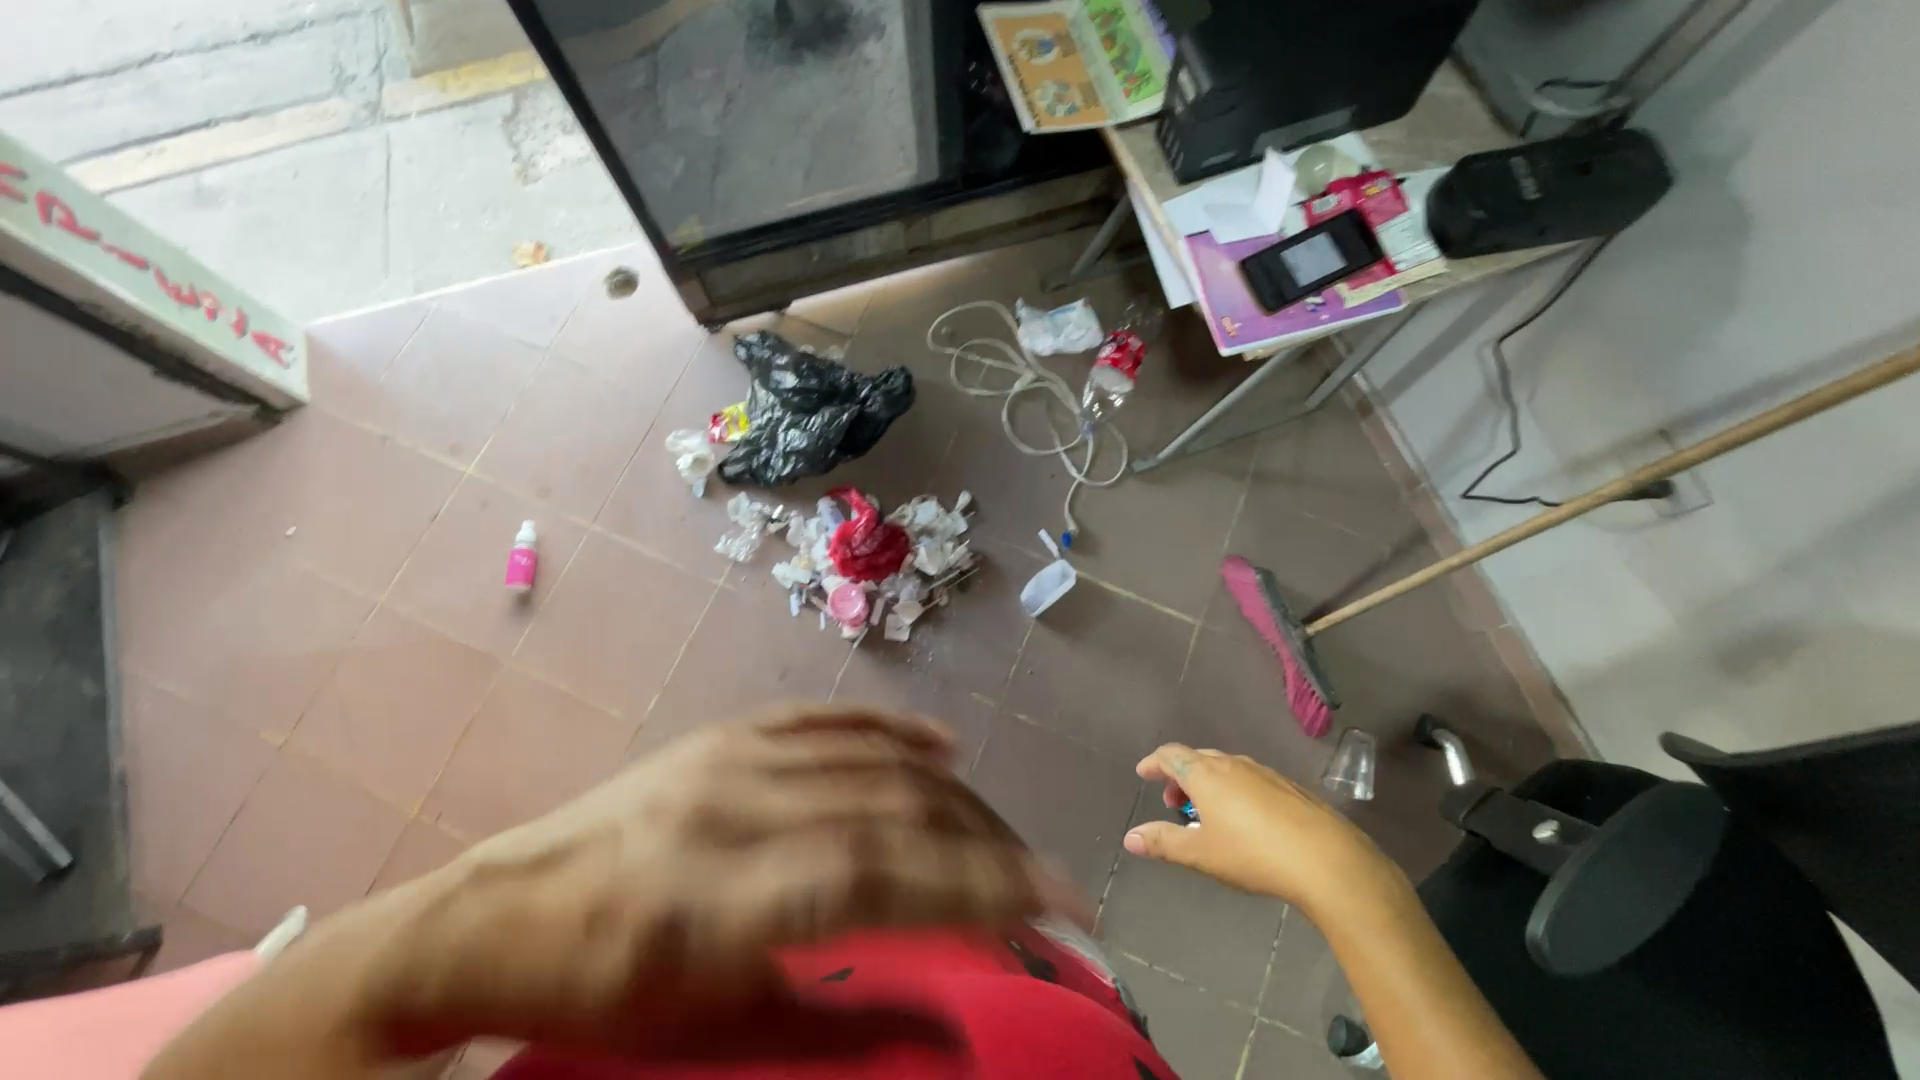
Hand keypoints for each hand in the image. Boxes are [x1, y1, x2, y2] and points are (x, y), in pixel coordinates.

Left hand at [337, 706, 1081, 1054]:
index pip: (883, 877)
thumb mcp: (715, 1035)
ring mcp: (728, 759)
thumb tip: (955, 1034)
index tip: (1059, 900)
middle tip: (1043, 876)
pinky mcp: (721, 735)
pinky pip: (824, 718)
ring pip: (871, 761)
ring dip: (953, 793)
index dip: (981, 885)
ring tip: (1003, 832)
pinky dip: (892, 728)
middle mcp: (732, 811)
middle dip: (985, 841)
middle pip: (892, 808)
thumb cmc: (599, 998)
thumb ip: (845, 1024)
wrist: (493, 914)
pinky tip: (943, 744)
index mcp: (720, 901)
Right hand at [1123, 743, 1405, 917]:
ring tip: (1207, 815)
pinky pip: (1250, 779)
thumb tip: (1130, 837)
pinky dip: (1234, 791)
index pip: (1171, 755)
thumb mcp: (1201, 854)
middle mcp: (1234, 765)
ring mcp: (1265, 773)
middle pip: (1198, 759)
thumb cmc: (1253, 854)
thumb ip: (1164, 843)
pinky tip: (1244, 820)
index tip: (1144, 774)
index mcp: (1206, 775)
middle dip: (1180, 776)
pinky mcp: (1290, 788)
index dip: (1154, 763)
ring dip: (1208, 784)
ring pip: (1227, 768)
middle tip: (1174, 802)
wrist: (1327, 860)